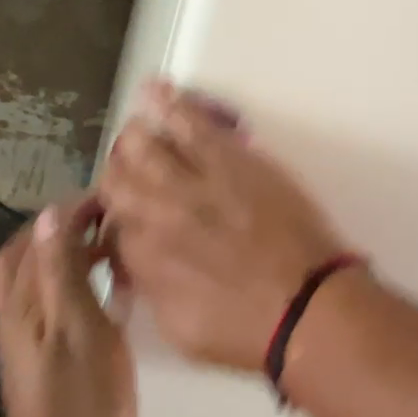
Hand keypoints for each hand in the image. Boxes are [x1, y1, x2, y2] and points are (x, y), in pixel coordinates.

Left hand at [0, 195, 134, 416]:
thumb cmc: (82, 397)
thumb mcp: (79, 326)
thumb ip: (63, 270)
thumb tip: (49, 212)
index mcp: (21, 304)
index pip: (37, 237)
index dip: (70, 211)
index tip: (109, 197)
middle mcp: (16, 316)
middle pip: (27, 255)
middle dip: (62, 227)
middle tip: (105, 218)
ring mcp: (28, 341)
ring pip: (40, 279)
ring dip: (69, 253)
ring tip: (111, 247)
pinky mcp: (45, 360)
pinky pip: (54, 303)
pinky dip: (77, 283)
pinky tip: (110, 292)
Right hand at [100, 79, 347, 372]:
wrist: (306, 303)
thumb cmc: (245, 328)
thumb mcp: (179, 325)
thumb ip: (151, 286)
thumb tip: (139, 265)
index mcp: (141, 257)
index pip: (111, 224)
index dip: (118, 218)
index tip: (128, 217)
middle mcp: (155, 212)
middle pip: (119, 177)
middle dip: (120, 174)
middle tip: (134, 174)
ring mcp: (191, 180)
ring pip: (144, 144)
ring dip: (137, 136)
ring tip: (140, 131)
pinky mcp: (228, 156)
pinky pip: (190, 120)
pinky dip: (168, 101)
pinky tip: (155, 88)